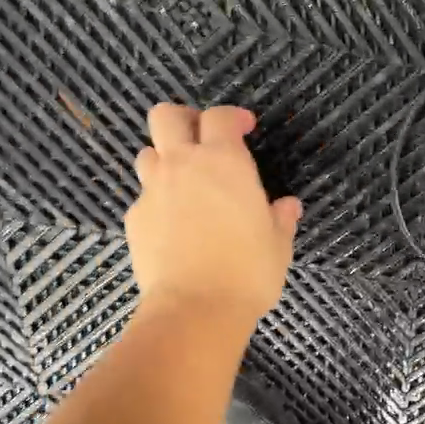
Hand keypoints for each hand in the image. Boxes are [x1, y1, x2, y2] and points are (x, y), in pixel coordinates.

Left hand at [125, 104, 301, 317]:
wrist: (196, 308)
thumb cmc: (248, 273)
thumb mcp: (278, 247)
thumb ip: (281, 220)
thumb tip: (288, 206)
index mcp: (225, 164)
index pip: (221, 118)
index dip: (233, 117)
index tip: (245, 127)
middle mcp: (183, 165)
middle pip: (167, 116)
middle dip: (184, 120)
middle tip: (202, 139)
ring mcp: (154, 190)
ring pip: (149, 153)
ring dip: (166, 159)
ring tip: (185, 183)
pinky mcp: (136, 218)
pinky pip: (145, 197)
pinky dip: (159, 202)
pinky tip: (174, 225)